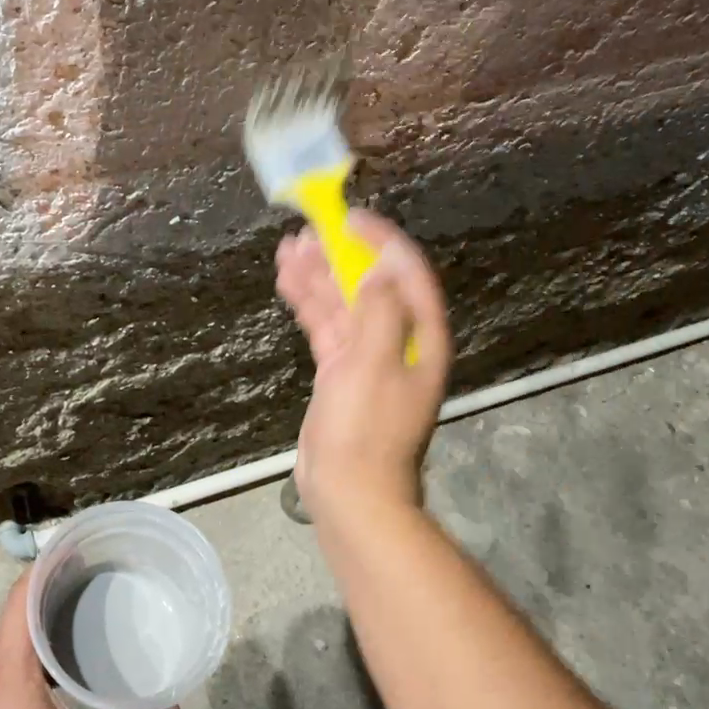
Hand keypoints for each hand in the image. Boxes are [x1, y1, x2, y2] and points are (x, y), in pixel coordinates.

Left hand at [0, 570, 180, 708]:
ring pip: (14, 640)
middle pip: (17, 612)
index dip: (46, 565)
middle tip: (94, 573)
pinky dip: (39, 650)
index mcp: (8, 669)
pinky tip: (67, 664)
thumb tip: (172, 706)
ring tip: (85, 608)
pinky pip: (13, 665)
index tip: (79, 548)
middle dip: (51, 588)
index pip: (21, 596)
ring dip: (44, 620)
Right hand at [275, 209, 452, 522]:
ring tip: (289, 248)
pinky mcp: (338, 372)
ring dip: (317, 275)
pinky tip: (288, 282)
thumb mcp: (375, 363)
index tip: (349, 218)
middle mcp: (396, 340)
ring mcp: (365, 356)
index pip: (406, 273)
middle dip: (340, 255)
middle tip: (307, 230)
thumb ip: (379, 310)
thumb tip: (379, 267)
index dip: (380, 242)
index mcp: (420, 336)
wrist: (350, 490)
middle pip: (369, 284)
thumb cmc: (368, 427)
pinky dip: (307, 304)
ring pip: (341, 303)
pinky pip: (324, 326)